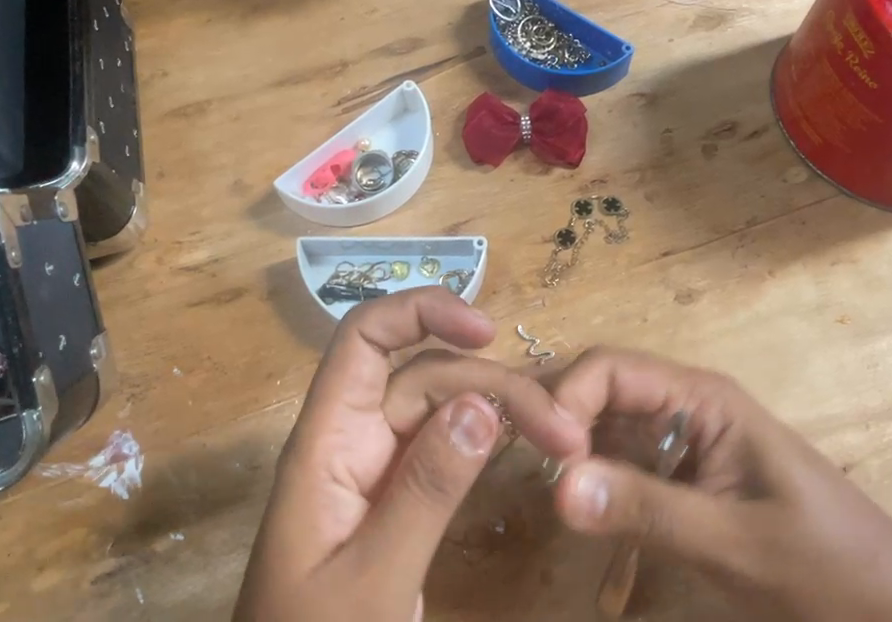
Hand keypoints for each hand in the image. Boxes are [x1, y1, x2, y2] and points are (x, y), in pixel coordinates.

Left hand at [235, 288, 587, 620]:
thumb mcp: (373, 579)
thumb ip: (425, 491)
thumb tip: (479, 403)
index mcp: (326, 442)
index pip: (363, 340)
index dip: (419, 312)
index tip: (487, 330)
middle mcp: (351, 440)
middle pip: (421, 375)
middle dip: (490, 382)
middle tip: (564, 431)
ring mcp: (374, 469)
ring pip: (438, 408)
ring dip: (497, 409)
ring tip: (562, 439)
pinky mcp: (394, 500)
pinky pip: (441, 447)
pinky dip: (482, 438)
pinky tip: (520, 443)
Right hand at [548, 348, 891, 621]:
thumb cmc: (828, 571)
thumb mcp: (736, 543)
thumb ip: (646, 510)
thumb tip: (555, 485)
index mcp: (703, 397)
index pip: (611, 369)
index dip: (567, 397)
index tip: (543, 455)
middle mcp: (685, 406)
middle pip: (600, 388)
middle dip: (555, 414)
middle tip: (516, 461)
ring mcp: (682, 443)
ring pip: (603, 425)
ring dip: (567, 445)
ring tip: (530, 482)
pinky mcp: (682, 479)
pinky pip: (620, 462)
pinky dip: (588, 476)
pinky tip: (569, 503)